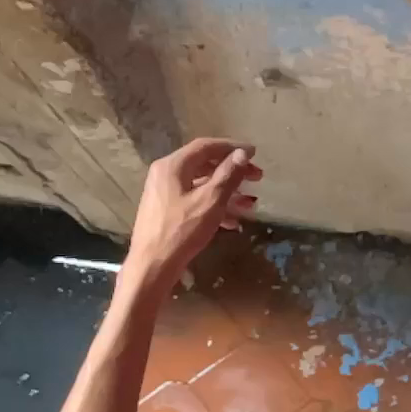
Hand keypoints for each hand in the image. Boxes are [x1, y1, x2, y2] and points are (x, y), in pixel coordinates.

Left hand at [126, 137, 261, 290]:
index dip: (232, 147)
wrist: (153, 265)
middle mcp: (166, 174)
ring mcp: (165, 193)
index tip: (254, 153)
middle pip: (205, 165)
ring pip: (201, 185)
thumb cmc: (182, 231)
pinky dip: (214, 206)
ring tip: (251, 203)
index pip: (206, 146)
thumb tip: (242, 154)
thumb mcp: (210, 201)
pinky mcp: (166, 211)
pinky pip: (195, 201)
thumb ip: (228, 176)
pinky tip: (233, 221)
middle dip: (233, 171)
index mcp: (173, 165)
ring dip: (228, 192)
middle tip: (257, 178)